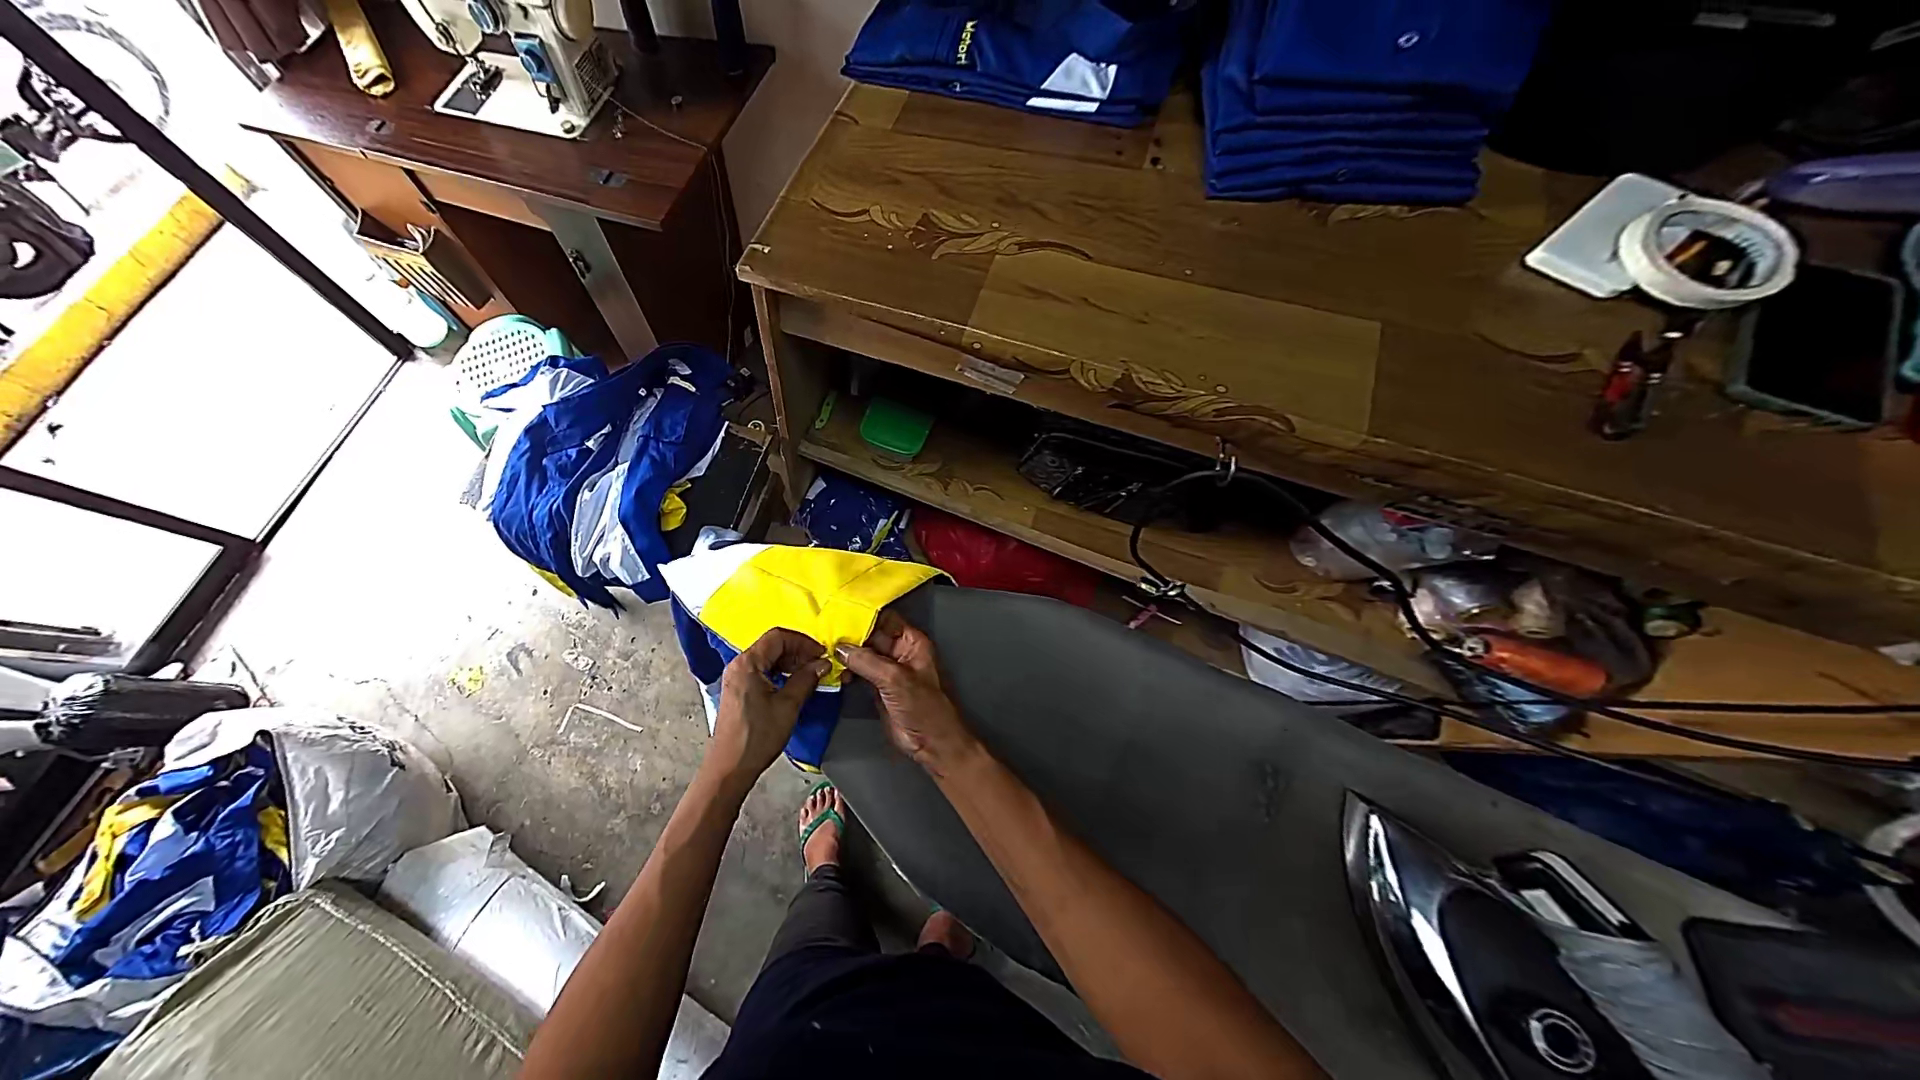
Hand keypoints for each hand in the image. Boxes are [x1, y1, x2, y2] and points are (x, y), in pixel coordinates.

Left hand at [708, 628, 828, 789]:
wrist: (730, 768)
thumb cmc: (756, 738)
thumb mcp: (788, 705)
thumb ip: (806, 678)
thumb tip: (822, 664)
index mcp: (747, 664)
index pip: (778, 637)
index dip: (803, 642)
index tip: (821, 654)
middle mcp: (738, 666)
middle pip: (772, 645)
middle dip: (798, 652)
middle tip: (818, 665)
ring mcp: (736, 679)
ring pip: (768, 659)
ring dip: (790, 663)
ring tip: (810, 676)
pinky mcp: (738, 691)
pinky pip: (762, 672)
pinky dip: (780, 674)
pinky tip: (794, 686)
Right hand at [837, 612, 978, 775]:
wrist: (932, 743)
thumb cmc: (928, 710)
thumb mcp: (896, 680)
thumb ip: (868, 661)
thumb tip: (843, 648)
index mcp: (913, 642)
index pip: (885, 619)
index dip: (865, 616)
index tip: (841, 615)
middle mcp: (901, 652)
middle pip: (871, 635)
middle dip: (850, 636)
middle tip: (826, 635)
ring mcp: (889, 670)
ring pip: (863, 654)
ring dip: (846, 654)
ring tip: (826, 653)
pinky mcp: (879, 687)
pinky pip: (859, 672)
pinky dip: (847, 670)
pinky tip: (835, 671)